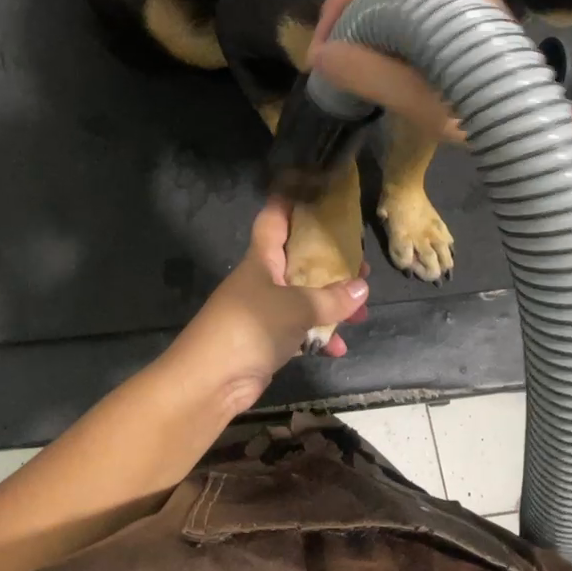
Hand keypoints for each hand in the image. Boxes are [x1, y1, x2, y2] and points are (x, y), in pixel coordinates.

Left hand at [160, 198, 369, 413]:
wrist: (209, 380)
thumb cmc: (249, 328)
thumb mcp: (296, 307)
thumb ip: (331, 298)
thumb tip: (362, 287)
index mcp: (262, 258)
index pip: (275, 217)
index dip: (291, 201)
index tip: (317, 190)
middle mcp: (262, 279)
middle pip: (298, 260)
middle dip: (329, 263)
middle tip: (360, 265)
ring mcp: (263, 310)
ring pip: (303, 297)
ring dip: (330, 304)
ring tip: (361, 311)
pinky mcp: (266, 340)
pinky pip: (299, 331)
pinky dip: (318, 336)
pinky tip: (339, 347)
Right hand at [308, 0, 507, 144]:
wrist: (531, 124)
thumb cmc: (479, 113)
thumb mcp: (422, 102)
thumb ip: (371, 76)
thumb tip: (320, 56)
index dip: (337, 5)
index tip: (320, 49)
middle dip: (343, 7)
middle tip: (326, 51)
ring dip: (360, 12)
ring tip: (344, 51)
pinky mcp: (461, 7)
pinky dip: (380, 15)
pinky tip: (373, 48)